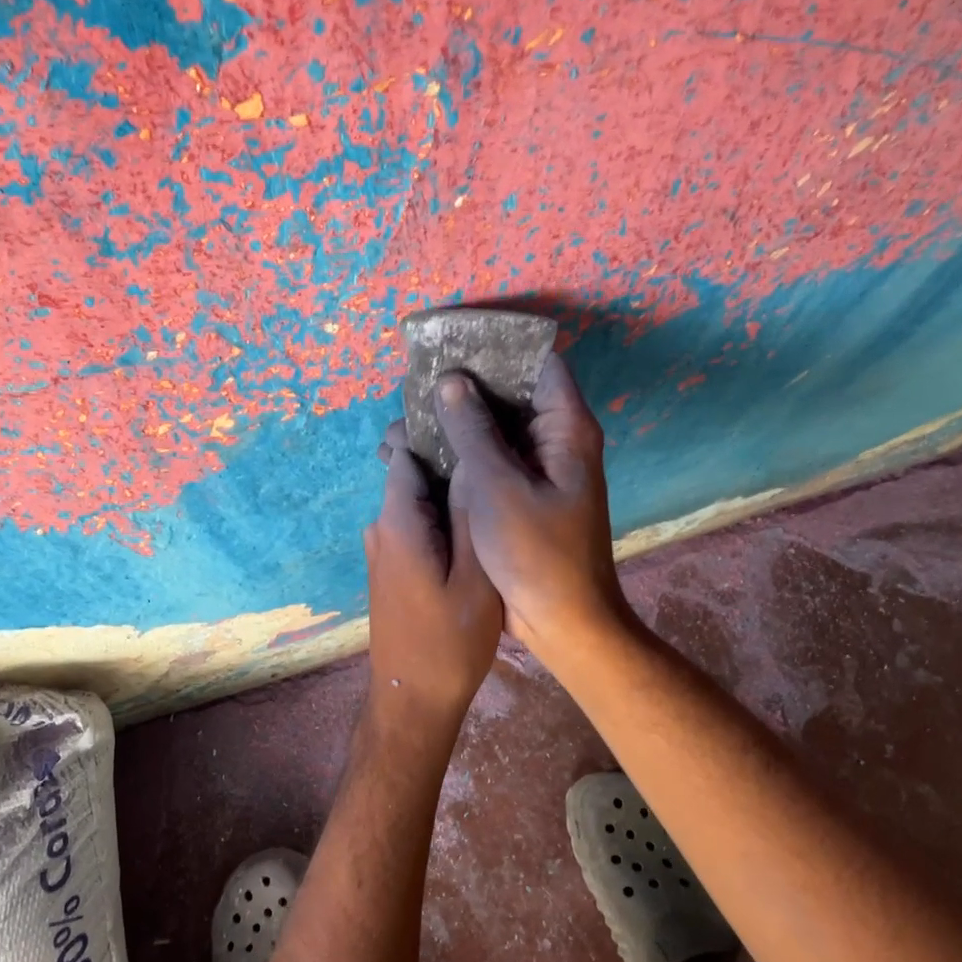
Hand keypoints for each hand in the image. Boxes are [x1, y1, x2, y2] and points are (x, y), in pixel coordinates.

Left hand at [362, 423, 503, 718]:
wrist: (412, 697)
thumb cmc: (449, 641)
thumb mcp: (475, 576)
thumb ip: (468, 514)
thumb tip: (466, 456)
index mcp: (398, 520)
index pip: (406, 450)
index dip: (434, 423)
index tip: (471, 404)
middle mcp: (382, 525)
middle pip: (410, 469)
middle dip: (446, 449)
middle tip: (497, 436)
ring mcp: (383, 546)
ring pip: (415, 496)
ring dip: (447, 482)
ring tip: (495, 469)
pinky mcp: (392, 564)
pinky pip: (415, 521)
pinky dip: (441, 510)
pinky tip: (477, 513)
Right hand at [432, 354, 630, 645]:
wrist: (561, 621)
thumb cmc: (536, 552)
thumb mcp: (497, 486)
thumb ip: (472, 430)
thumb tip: (450, 380)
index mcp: (563, 429)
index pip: (538, 363)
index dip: (498, 346)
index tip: (452, 340)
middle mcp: (550, 441)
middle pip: (507, 393)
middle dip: (460, 387)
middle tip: (410, 386)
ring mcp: (531, 469)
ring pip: (488, 429)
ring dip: (448, 426)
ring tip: (398, 429)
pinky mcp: (514, 493)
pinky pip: (482, 460)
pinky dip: (451, 455)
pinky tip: (409, 459)